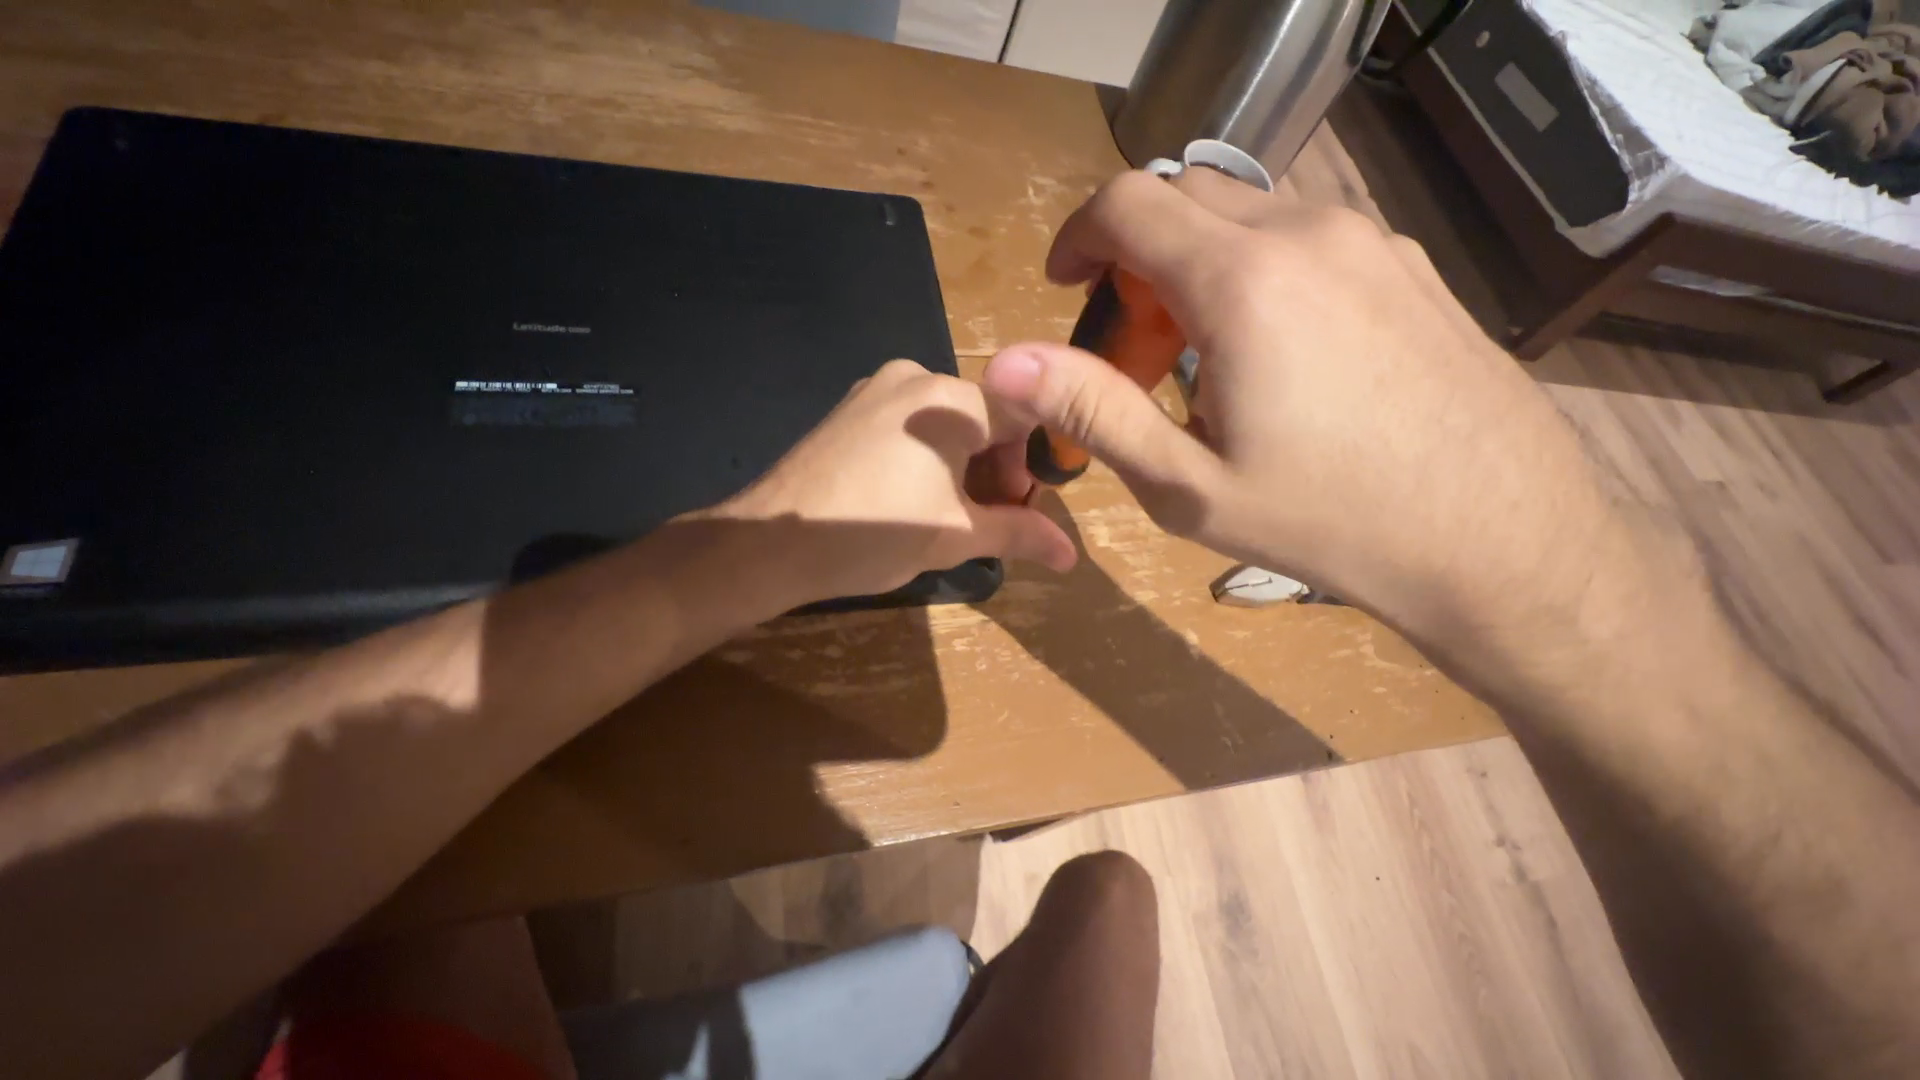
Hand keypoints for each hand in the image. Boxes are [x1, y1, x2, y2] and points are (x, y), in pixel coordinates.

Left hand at [714, 359, 1076, 605]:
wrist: (769, 542)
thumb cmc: (873, 534)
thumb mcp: (955, 536)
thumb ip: (1019, 533)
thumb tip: (1071, 556)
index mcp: (949, 398)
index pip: (1024, 416)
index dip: (1032, 466)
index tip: (1022, 508)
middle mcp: (914, 377)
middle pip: (983, 416)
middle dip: (996, 469)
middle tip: (987, 521)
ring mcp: (875, 389)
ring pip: (945, 422)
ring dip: (963, 466)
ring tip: (949, 516)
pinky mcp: (848, 410)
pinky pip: (909, 425)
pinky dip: (927, 457)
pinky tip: (911, 499)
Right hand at [981, 169, 1686, 689]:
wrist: (1500, 539)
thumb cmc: (1328, 522)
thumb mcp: (1187, 485)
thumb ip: (1092, 409)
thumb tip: (1003, 362)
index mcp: (1242, 280)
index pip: (1127, 202)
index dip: (1078, 236)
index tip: (1067, 286)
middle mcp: (1308, 233)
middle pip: (1184, 197)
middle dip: (1136, 256)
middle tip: (1135, 346)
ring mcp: (1371, 241)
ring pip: (1248, 213)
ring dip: (1198, 264)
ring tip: (1205, 360)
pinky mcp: (1411, 265)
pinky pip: (1307, 237)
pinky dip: (1260, 271)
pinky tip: (1280, 358)